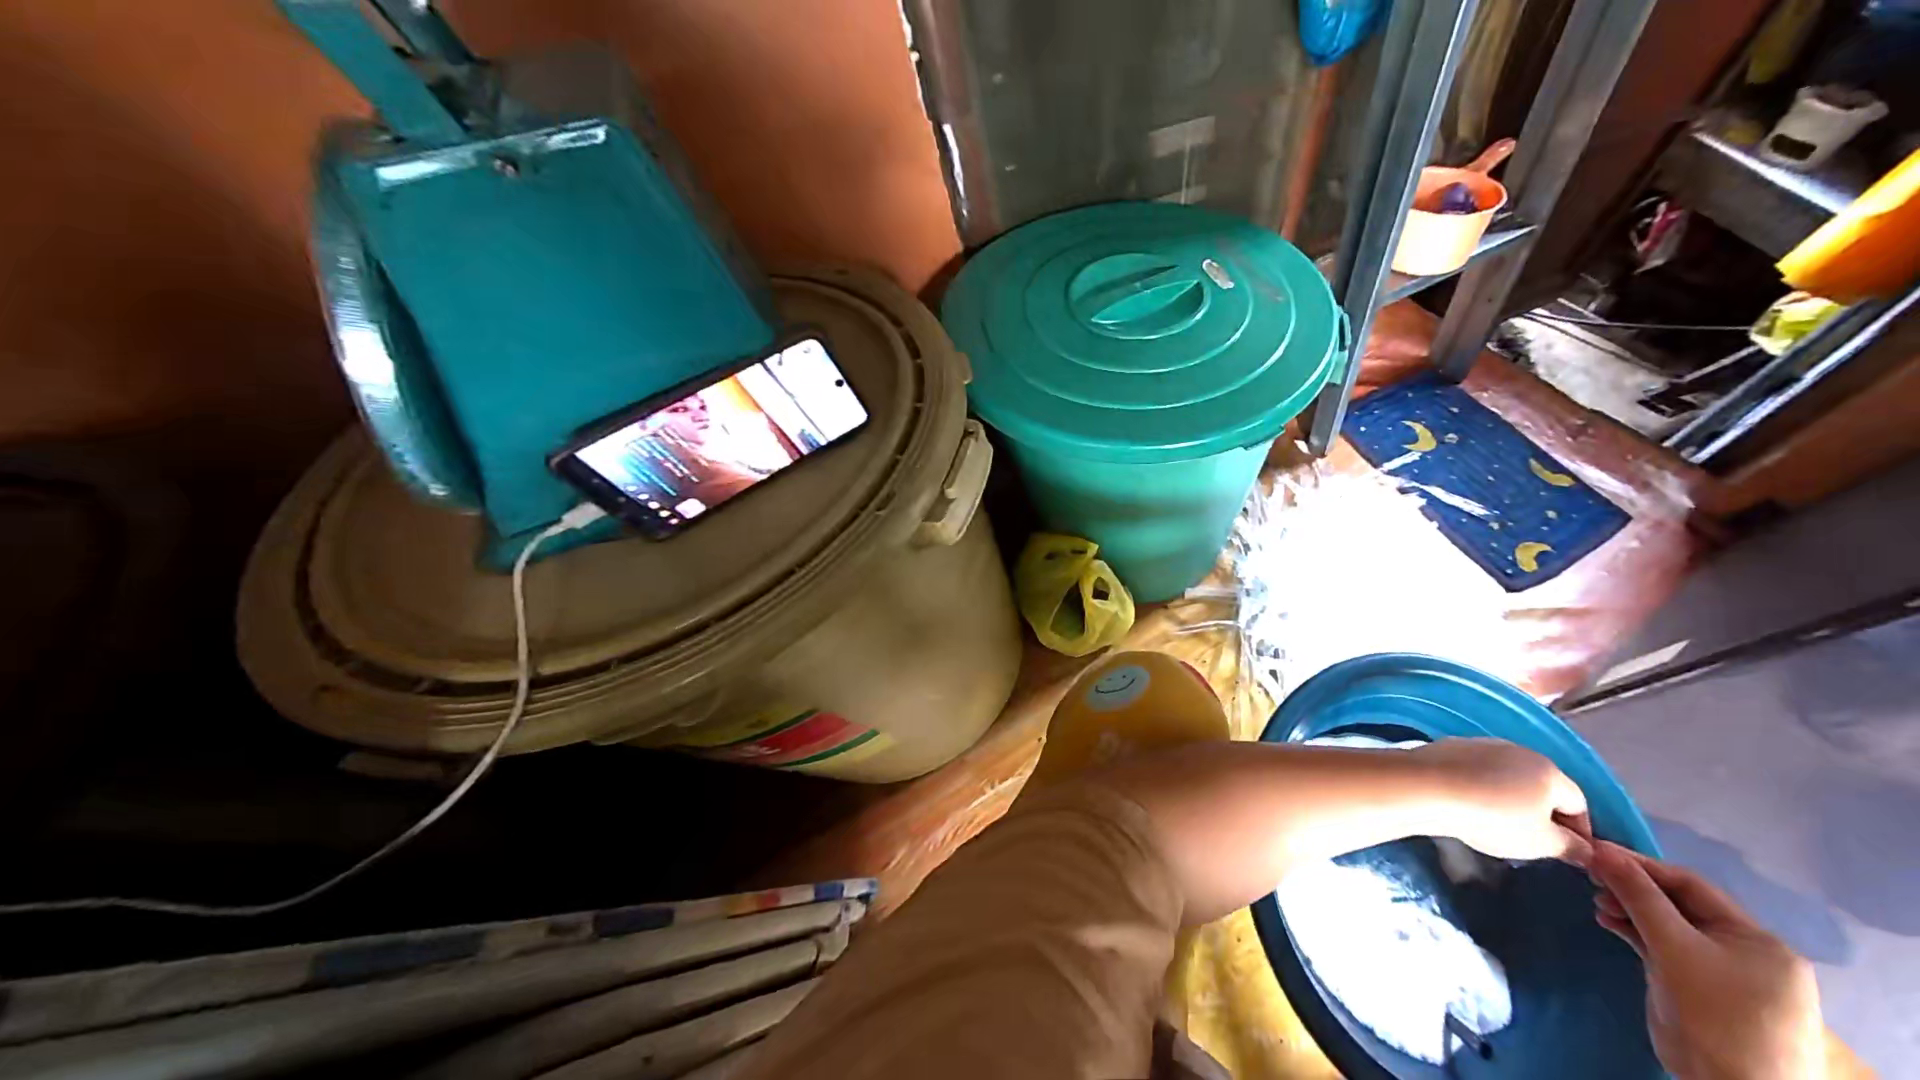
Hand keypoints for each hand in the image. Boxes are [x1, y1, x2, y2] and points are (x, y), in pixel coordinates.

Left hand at [1410, 737, 1593, 864]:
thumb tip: (1585, 850)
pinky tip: (1467, 803)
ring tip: (1496, 823)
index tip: (1570, 852)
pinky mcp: (1450, 745)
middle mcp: (1518, 749)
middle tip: (1533, 840)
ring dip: (1509, 798)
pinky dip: (1479, 786)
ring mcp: (1481, 744)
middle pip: (1542, 786)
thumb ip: (1570, 847)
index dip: (1580, 831)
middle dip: (1543, 813)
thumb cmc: (1491, 817)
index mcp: (1549, 771)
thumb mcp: (1540, 843)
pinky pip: (1476, 770)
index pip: (1578, 804)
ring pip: (1507, 776)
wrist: (1425, 787)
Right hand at [1590, 842, 1825, 1079]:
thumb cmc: (1714, 1011)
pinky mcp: (1695, 984)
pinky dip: (1634, 931)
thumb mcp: (1675, 947)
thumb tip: (1601, 850)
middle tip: (1590, 877)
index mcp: (1757, 939)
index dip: (1641, 865)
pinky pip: (1663, 946)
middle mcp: (1743, 950)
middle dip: (1632, 889)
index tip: (1595, 851)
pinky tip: (1608, 922)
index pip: (1691, 885)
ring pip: (1667, 924)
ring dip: (1629, 909)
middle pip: (1678, 904)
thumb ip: (1639, 896)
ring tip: (1597, 904)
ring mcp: (1720, 969)